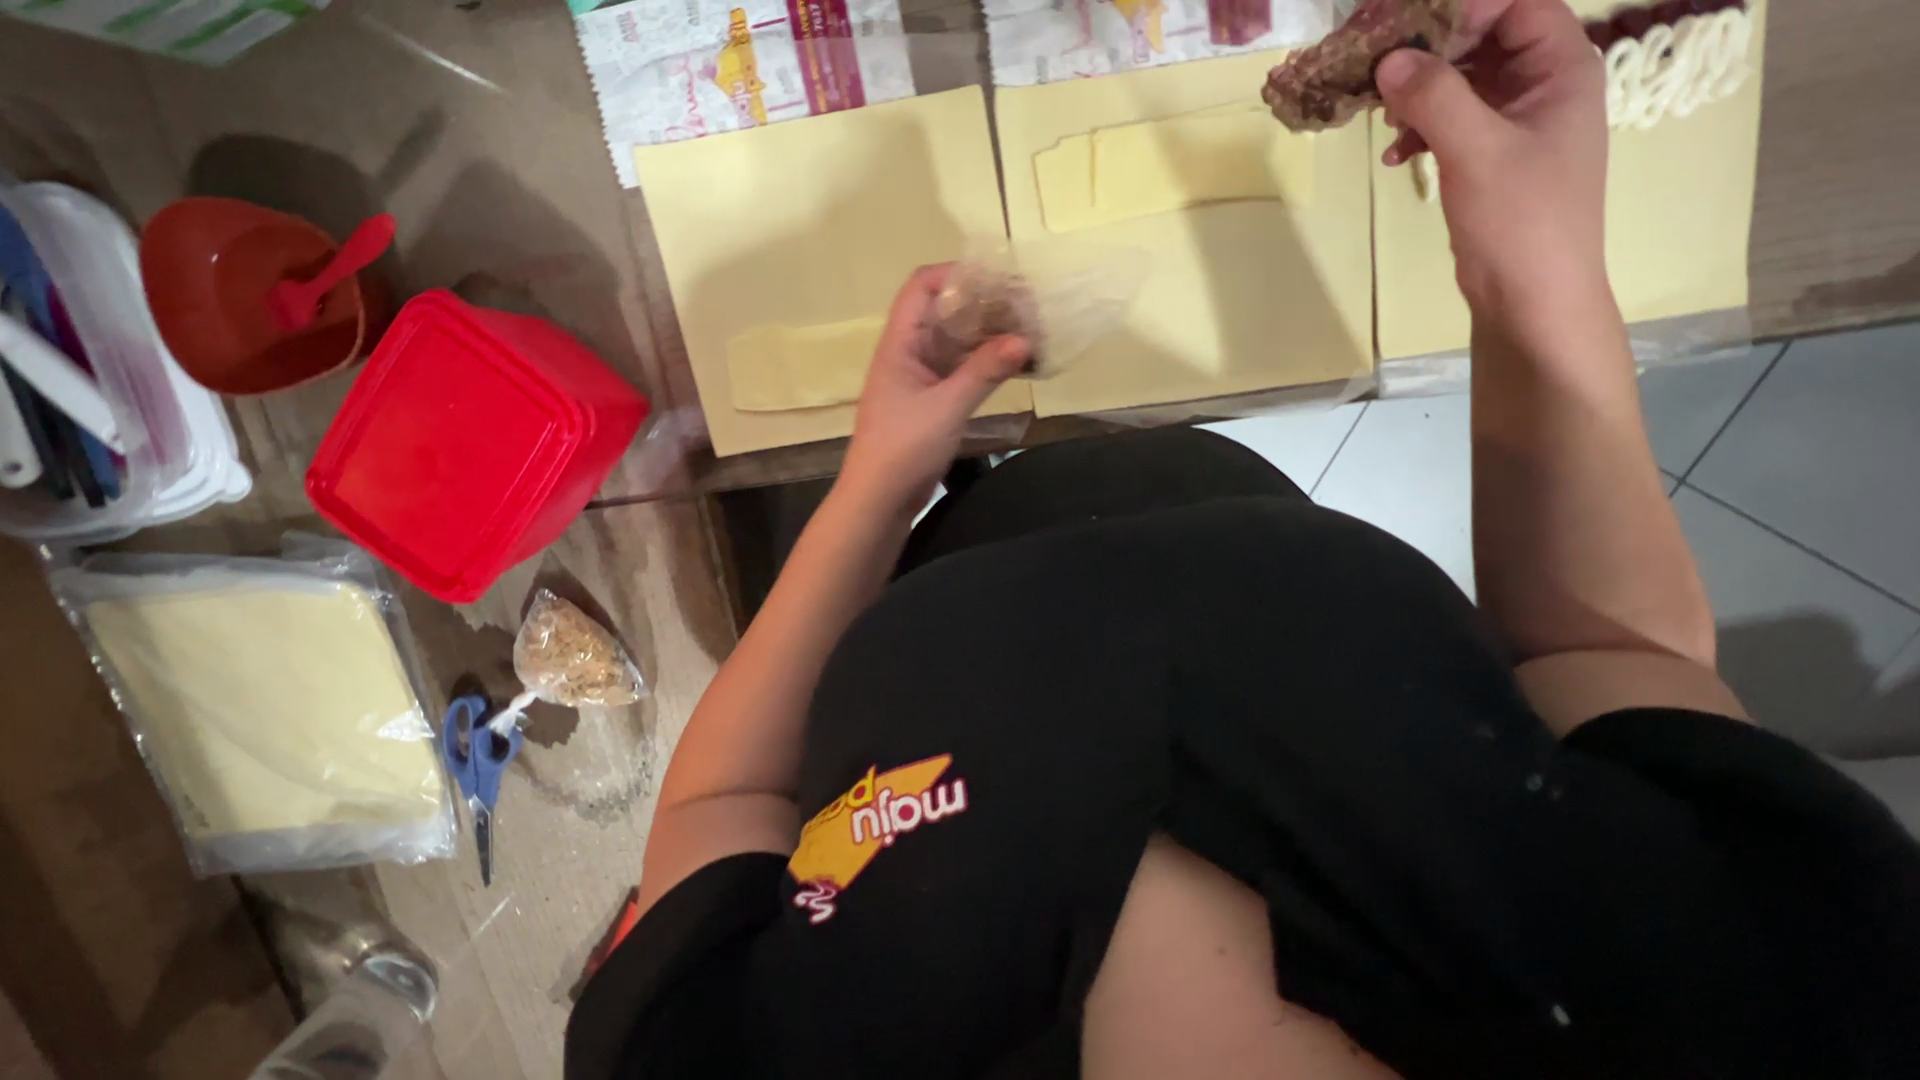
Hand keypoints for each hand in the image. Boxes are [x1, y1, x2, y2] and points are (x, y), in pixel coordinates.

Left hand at [838, 265, 1029, 512]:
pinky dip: (987, 362)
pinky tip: (1017, 363)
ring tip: (1030, 332)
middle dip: (984, 305)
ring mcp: (920, 377)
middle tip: (1027, 308)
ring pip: (957, 341)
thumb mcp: (946, 408)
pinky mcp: (932, 401)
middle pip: (945, 311)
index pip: (922, 287)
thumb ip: (984, 372)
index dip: (957, 274)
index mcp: (899, 344)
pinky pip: (962, 369)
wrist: (878, 501)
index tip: (1000, 279)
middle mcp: (908, 353)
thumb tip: (1024, 339)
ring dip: (989, 334)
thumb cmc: (902, 449)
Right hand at [1376, 0, 1611, 328]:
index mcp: (1561, 67)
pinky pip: (1452, 123)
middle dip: (1428, 52)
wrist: (1532, 292)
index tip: (1403, 26)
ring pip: (1462, 83)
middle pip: (1483, 39)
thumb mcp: (1476, 150)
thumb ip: (1433, 97)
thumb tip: (1388, 58)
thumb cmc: (1520, 217)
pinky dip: (1421, 131)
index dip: (1462, 7)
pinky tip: (1395, 156)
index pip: (1514, 5)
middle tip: (1376, 66)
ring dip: (1419, 95)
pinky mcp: (1491, 157)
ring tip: (1382, 116)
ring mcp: (1516, 123)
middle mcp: (1542, 85)